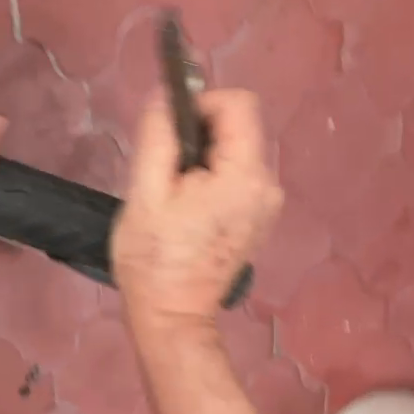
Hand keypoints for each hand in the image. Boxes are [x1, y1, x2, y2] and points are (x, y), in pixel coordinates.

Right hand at [112, 89, 283, 334]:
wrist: (170, 316)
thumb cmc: (153, 258)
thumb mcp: (145, 194)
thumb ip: (158, 139)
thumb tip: (165, 97)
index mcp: (246, 173)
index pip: (237, 104)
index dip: (198, 105)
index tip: (165, 137)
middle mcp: (267, 184)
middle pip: (235, 131)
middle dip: (195, 141)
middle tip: (161, 179)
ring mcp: (265, 206)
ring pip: (232, 157)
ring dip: (199, 166)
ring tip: (170, 203)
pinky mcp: (255, 222)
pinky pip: (234, 183)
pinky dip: (208, 186)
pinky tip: (184, 217)